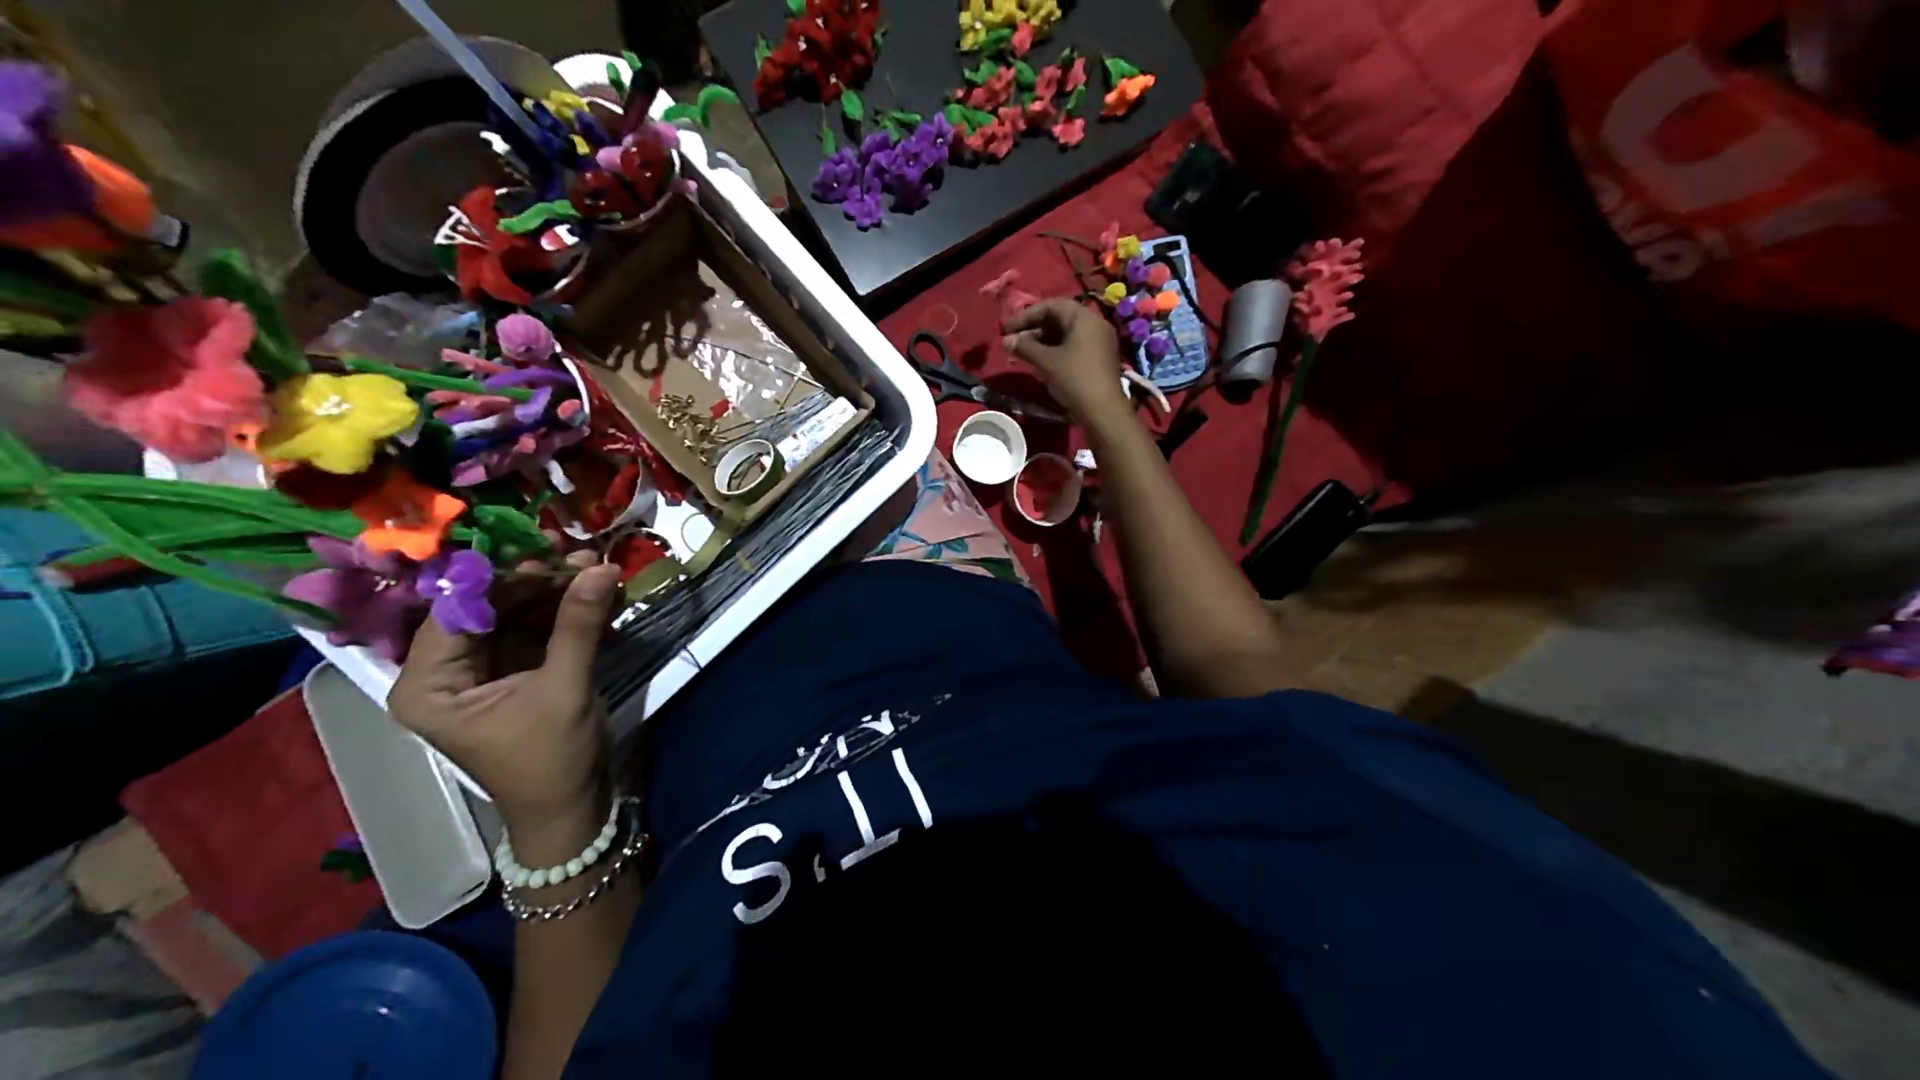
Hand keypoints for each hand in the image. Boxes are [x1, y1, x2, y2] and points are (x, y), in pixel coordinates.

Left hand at [390, 563, 623, 836]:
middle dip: (535, 582)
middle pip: (488, 608)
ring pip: (515, 615)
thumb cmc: (550, 759)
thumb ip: (577, 625)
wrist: (573, 809)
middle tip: (581, 555)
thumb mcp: (564, 688)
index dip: (503, 577)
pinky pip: (535, 631)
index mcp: (428, 685)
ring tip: (595, 568)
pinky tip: (593, 594)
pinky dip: (564, 614)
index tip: (548, 550)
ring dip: (555, 593)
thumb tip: (602, 566)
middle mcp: (445, 673)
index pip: (457, 611)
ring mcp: (481, 672)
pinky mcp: (515, 674)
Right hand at [1002, 298, 1129, 425]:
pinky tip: (1041, 362)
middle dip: (1034, 329)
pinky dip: (1056, 350)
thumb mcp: (1046, 362)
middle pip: (1060, 318)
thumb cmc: (1074, 379)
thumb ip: (1025, 347)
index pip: (1051, 305)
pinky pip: (1074, 346)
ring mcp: (1100, 342)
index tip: (1007, 328)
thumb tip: (1006, 340)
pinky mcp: (1100, 358)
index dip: (1026, 315)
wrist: (1103, 411)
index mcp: (1084, 318)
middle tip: (1014, 341)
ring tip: (1023, 353)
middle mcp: (1095, 324)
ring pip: (1066, 334)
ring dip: (1043, 341)